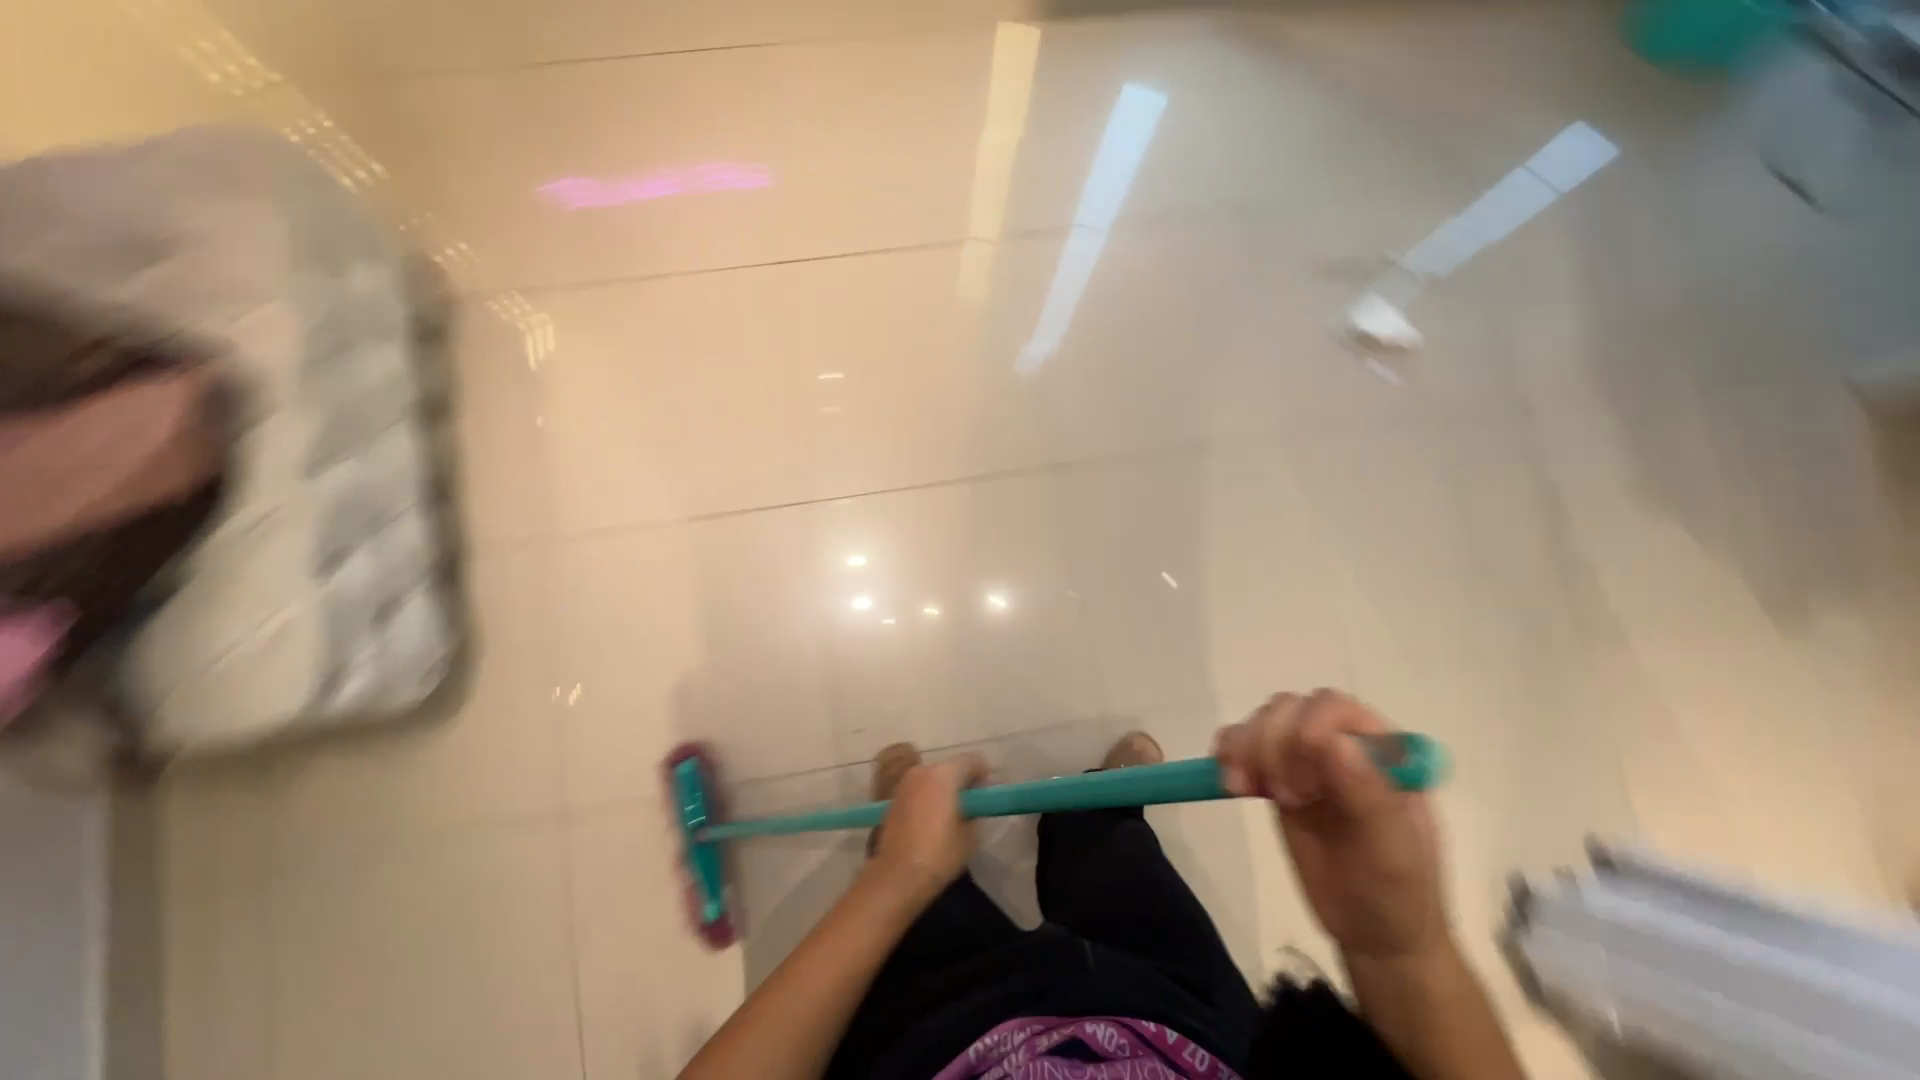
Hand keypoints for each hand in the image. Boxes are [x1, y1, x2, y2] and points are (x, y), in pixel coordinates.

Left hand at [870, 754, 986, 903]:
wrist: (896, 875)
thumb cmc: (938, 854)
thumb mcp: (970, 835)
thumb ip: (976, 811)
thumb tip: (974, 805)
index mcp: (944, 775)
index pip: (971, 760)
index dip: (983, 774)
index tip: (986, 793)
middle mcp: (922, 771)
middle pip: (949, 767)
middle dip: (962, 781)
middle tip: (971, 805)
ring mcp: (904, 784)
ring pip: (931, 778)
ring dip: (943, 789)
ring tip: (951, 814)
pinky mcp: (893, 798)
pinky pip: (918, 790)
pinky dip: (927, 797)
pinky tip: (931, 820)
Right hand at [1214, 689, 1447, 962]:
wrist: (1376, 933)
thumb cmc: (1398, 893)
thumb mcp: (1392, 852)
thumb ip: (1367, 795)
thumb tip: (1331, 741)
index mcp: (1383, 749)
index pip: (1333, 707)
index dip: (1306, 732)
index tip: (1304, 789)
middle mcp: (1343, 744)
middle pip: (1290, 708)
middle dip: (1273, 745)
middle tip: (1286, 800)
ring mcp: (1307, 762)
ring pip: (1263, 721)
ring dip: (1245, 748)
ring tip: (1243, 789)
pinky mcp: (1277, 781)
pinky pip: (1242, 745)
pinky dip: (1228, 754)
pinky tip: (1229, 784)